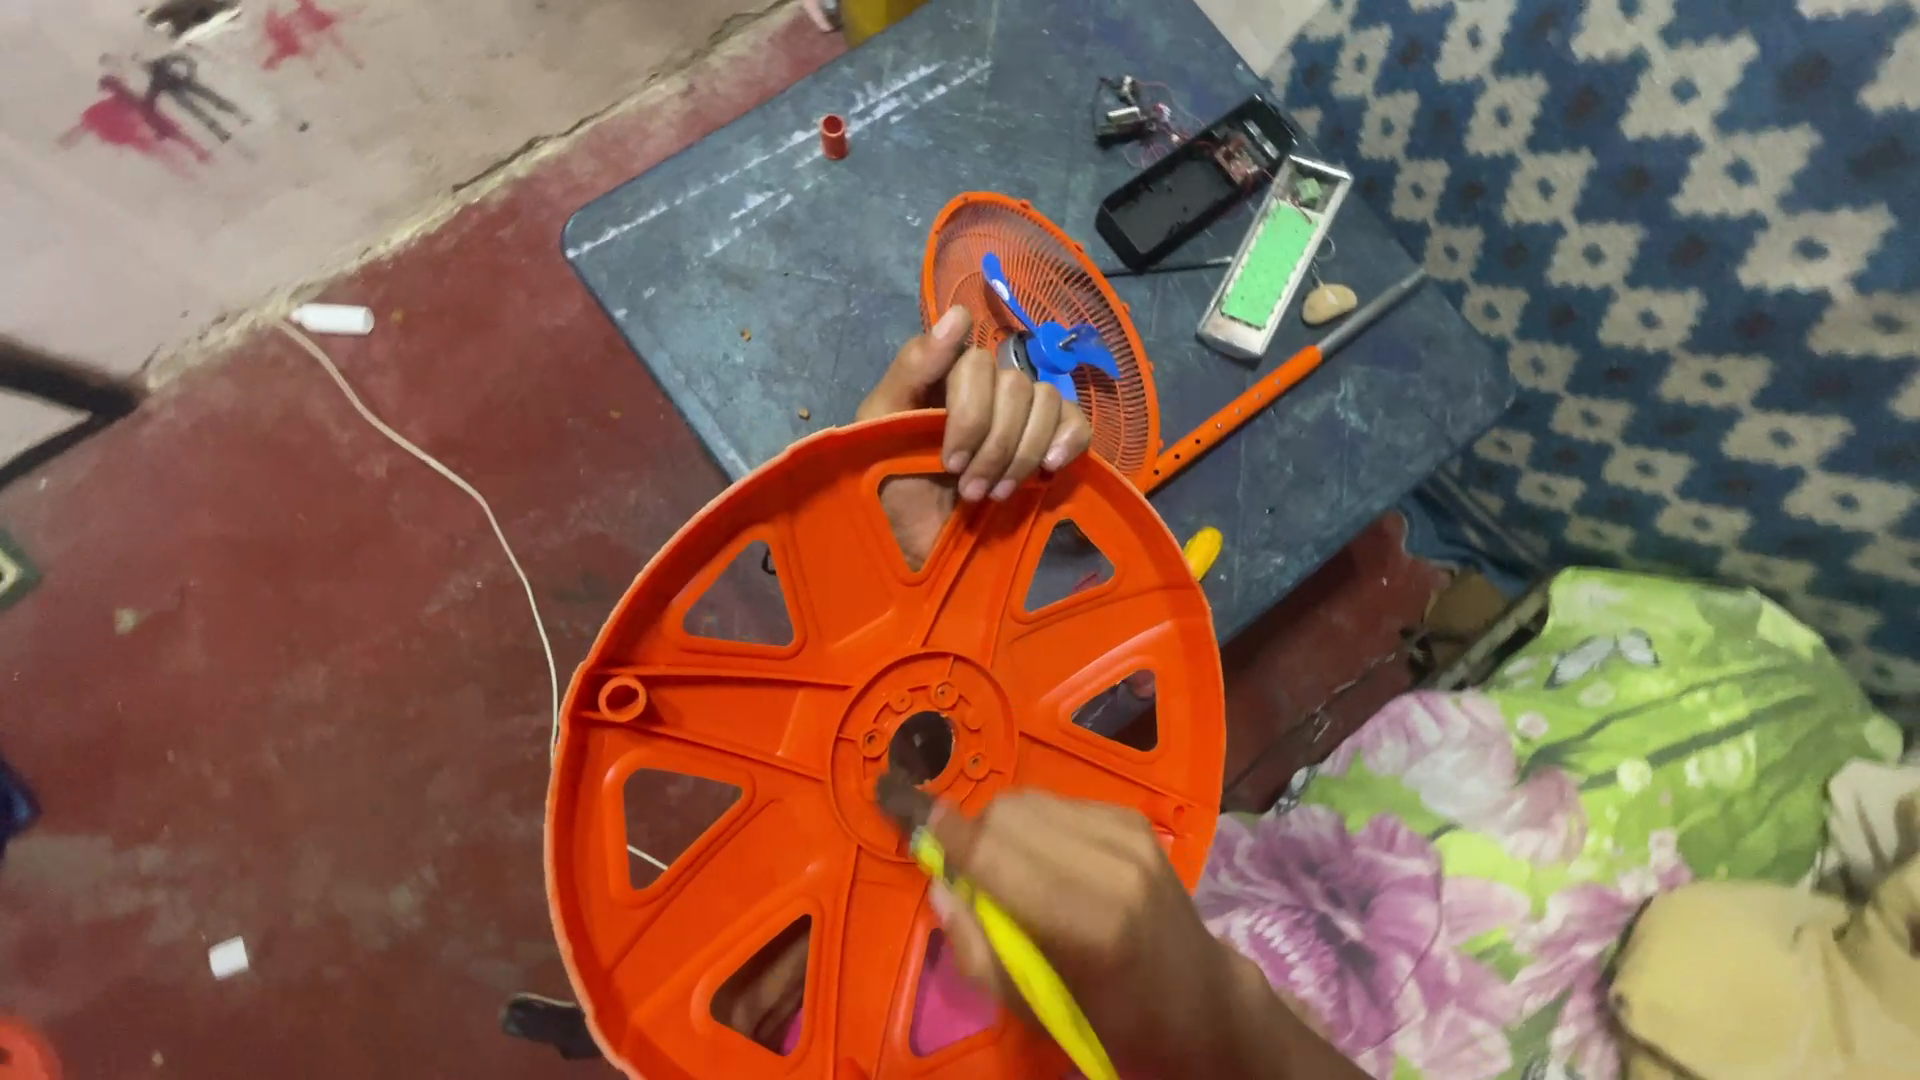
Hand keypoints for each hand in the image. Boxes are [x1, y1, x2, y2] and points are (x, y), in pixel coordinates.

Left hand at [857, 306, 1092, 568]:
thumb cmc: (890, 487)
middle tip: (968, 488)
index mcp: (947, 376)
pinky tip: (1048, 467)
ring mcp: (1022, 415)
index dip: (968, 411)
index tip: (950, 459)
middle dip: (993, 445)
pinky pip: (1076, 423)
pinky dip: (1068, 441)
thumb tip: (958, 316)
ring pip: (1046, 402)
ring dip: (1021, 453)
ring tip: (996, 493)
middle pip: (1015, 386)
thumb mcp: (882, 425)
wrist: (916, 546)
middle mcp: (988, 387)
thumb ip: (912, 369)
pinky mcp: (1050, 445)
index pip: (976, 362)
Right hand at [928, 793, 1365, 1079]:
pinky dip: (1035, 823)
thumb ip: (982, 954)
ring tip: (1011, 868)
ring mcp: (1128, 832)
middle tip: (972, 875)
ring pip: (1028, 799)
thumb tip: (939, 890)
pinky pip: (1056, 801)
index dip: (950, 834)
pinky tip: (1048, 858)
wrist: (1202, 994)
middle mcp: (1112, 862)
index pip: (999, 857)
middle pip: (1008, 814)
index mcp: (1091, 921)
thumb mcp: (1043, 1011)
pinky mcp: (1132, 817)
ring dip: (1003, 826)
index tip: (914, 818)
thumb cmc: (1119, 1018)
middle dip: (975, 835)